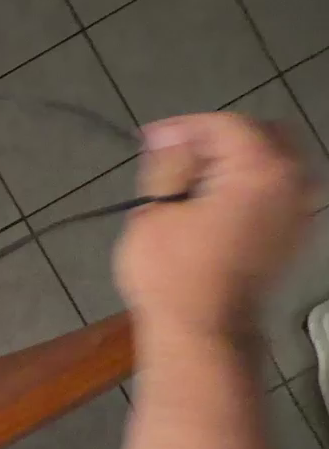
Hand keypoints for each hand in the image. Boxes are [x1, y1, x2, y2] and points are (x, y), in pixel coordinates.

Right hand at [115, 113, 312, 336]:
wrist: (204, 323)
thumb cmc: (170, 272)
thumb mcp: (154, 215)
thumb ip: (168, 167)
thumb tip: (170, 136)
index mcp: (260, 170)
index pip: (226, 126)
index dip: (184, 126)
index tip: (147, 138)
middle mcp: (295, 179)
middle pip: (262, 136)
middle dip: (216, 139)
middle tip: (170, 156)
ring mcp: (302, 204)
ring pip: (273, 161)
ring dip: (233, 161)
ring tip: (188, 182)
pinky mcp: (295, 227)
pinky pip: (276, 187)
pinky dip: (246, 183)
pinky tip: (212, 204)